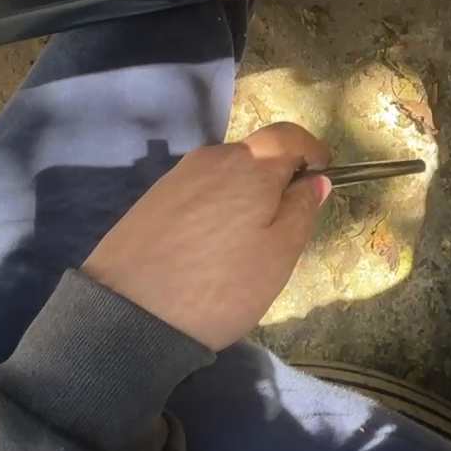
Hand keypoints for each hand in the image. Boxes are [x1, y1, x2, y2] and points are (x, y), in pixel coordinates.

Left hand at [78, 123, 331, 349]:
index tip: (322, 172)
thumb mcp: (279, 254)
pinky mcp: (152, 198)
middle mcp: (213, 157)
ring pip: (225, 173)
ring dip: (243, 194)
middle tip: (282, 223)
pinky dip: (214, 206)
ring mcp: (177, 176)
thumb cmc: (221, 284)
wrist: (128, 315)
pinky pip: (198, 190)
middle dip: (275, 178)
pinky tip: (207, 245)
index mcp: (251, 165)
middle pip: (255, 154)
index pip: (289, 135)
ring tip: (242, 241)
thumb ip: (302, 209)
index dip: (311, 149)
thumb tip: (315, 180)